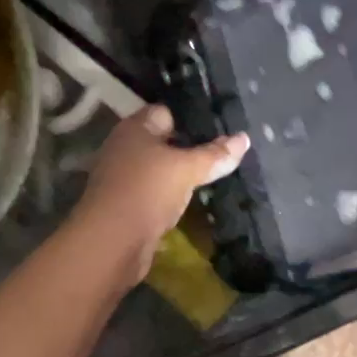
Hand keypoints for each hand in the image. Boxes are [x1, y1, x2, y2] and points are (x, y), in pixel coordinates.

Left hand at [72, 105, 250, 278]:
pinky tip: (187, 209)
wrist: (112, 243)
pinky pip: (153, 198)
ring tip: (209, 183)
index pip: (166, 113)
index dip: (191, 120)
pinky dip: (168, 202)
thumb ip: (214, 156)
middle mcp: (125, 150)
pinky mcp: (125, 209)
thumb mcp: (185, 170)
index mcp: (135, 128)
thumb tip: (244, 138)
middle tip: (219, 158)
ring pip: (157, 173)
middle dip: (187, 151)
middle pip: (162, 144)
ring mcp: (123, 181)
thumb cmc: (146, 192)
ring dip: (177, 180)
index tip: (218, 132)